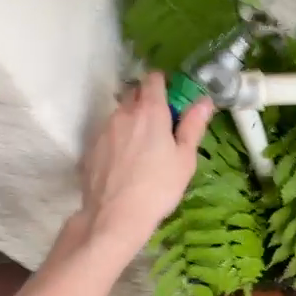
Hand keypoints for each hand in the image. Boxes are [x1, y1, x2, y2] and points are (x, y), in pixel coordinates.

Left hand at [78, 73, 214, 251]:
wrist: (115, 217)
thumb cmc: (159, 187)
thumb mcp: (185, 158)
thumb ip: (193, 126)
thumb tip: (204, 101)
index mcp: (150, 111)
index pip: (153, 79)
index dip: (163, 83)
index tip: (172, 97)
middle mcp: (123, 113)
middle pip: (134, 94)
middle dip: (147, 100)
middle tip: (162, 123)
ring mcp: (103, 130)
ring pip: (120, 115)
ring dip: (132, 121)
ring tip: (143, 147)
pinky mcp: (91, 148)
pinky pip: (108, 134)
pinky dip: (118, 139)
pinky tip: (126, 162)